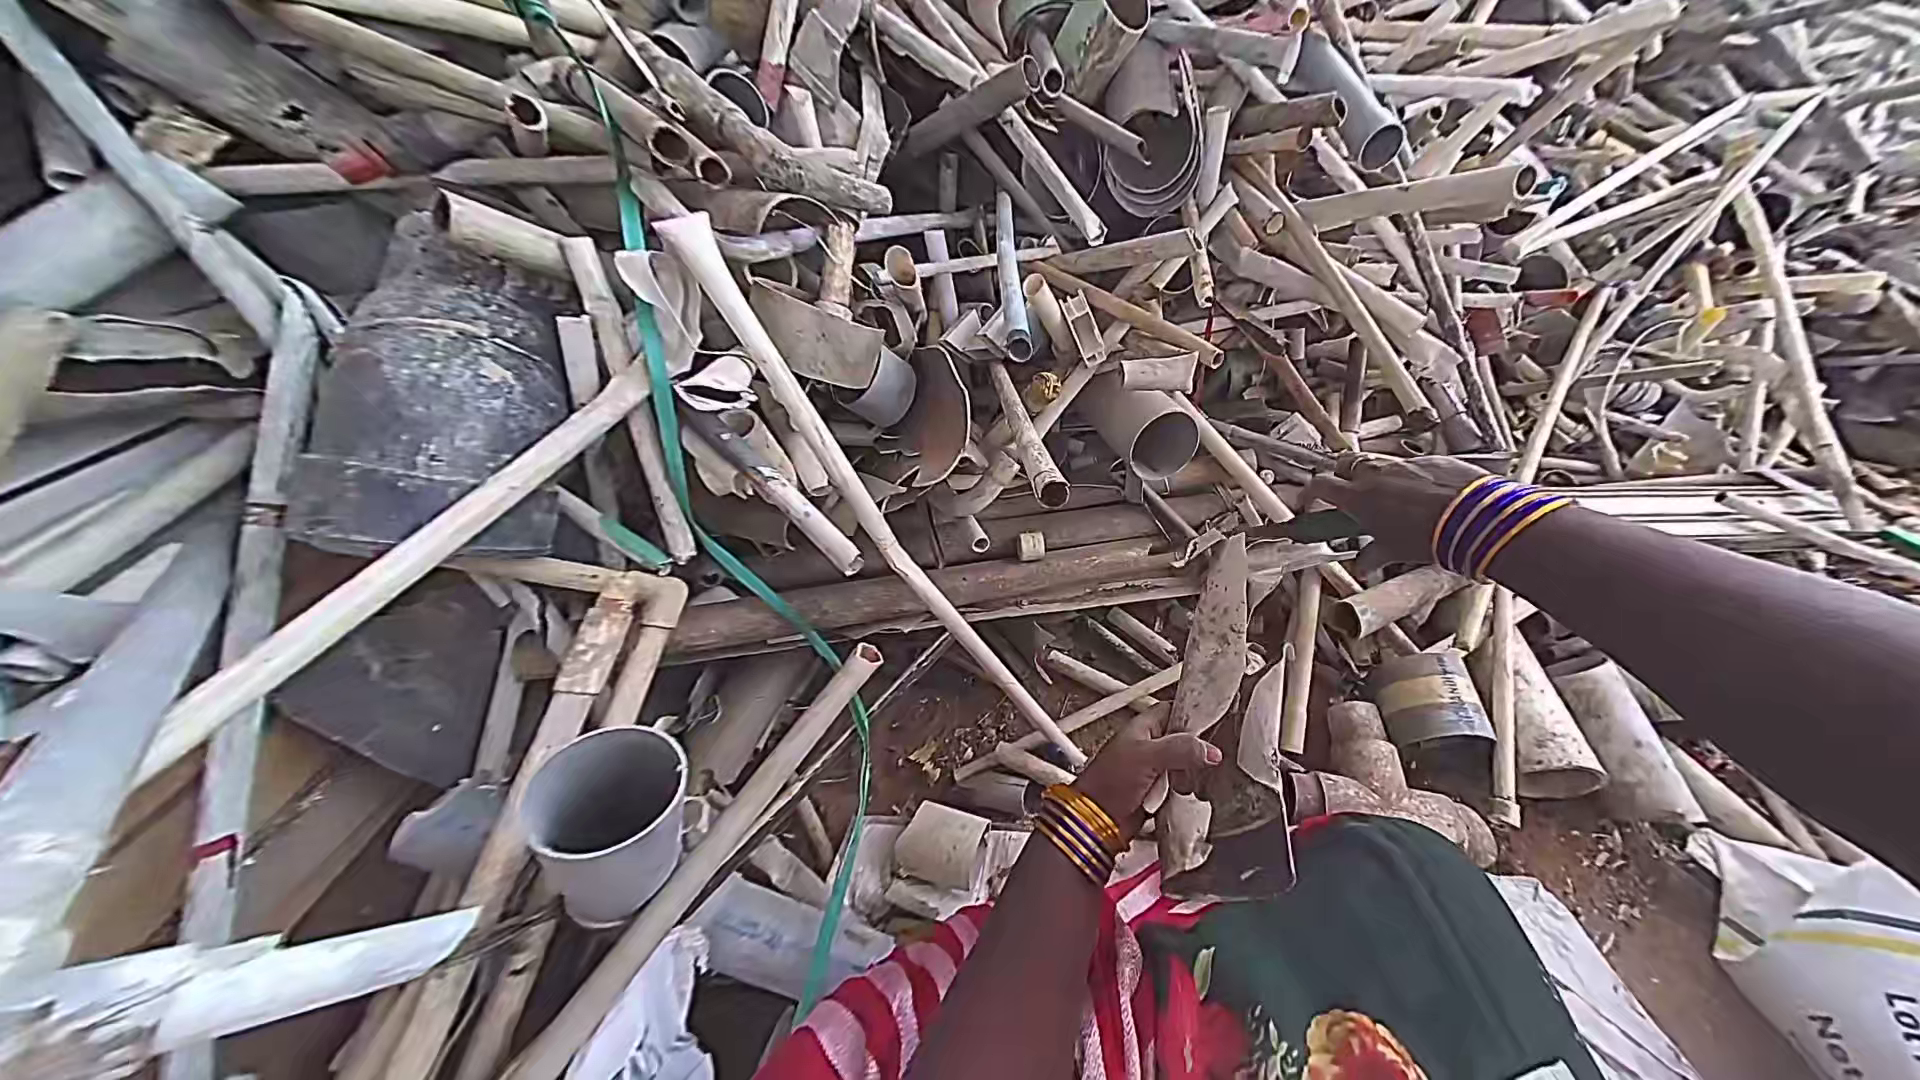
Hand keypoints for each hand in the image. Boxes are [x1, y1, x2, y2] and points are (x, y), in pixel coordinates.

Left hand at [1072, 709, 1220, 843]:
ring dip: (1191, 775)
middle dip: (1196, 751)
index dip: (1193, 714)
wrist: (1098, 819)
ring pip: (1186, 764)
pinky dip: (1187, 790)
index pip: (1174, 710)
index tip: (1214, 723)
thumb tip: (1210, 750)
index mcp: (1143, 727)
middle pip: (1185, 739)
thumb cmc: (1108, 782)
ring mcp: (1154, 768)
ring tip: (1184, 782)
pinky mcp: (1159, 790)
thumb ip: (1179, 749)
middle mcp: (1150, 745)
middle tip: (1200, 761)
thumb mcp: (1146, 757)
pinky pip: (1182, 786)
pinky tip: (1186, 795)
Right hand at [1303, 453, 1489, 570]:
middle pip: (1346, 463)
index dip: (1310, 492)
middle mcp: (1376, 473)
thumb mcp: (1394, 551)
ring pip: (1380, 462)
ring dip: (1378, 475)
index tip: (1309, 499)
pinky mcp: (1435, 459)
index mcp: (1357, 496)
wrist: (1478, 520)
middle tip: (1350, 491)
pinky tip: (1426, 494)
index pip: (1320, 485)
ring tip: (1391, 496)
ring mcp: (1406, 463)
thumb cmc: (1430, 536)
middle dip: (1343, 474)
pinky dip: (1414, 476)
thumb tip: (1364, 567)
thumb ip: (1373, 556)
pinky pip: (1415, 464)